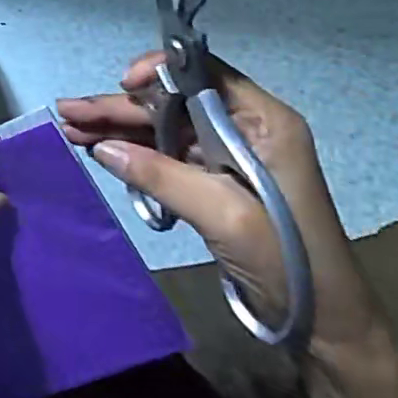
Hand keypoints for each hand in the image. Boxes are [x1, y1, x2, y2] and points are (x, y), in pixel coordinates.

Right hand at [56, 52, 381, 350]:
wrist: (326, 327)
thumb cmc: (288, 260)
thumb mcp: (224, 215)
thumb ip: (162, 175)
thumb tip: (102, 149)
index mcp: (263, 119)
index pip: (204, 72)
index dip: (159, 70)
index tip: (123, 83)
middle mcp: (245, 126)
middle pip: (174, 101)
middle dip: (123, 105)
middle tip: (71, 109)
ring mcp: (229, 152)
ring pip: (166, 127)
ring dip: (120, 128)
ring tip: (71, 126)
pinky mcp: (217, 179)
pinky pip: (169, 154)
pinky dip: (134, 152)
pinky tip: (100, 149)